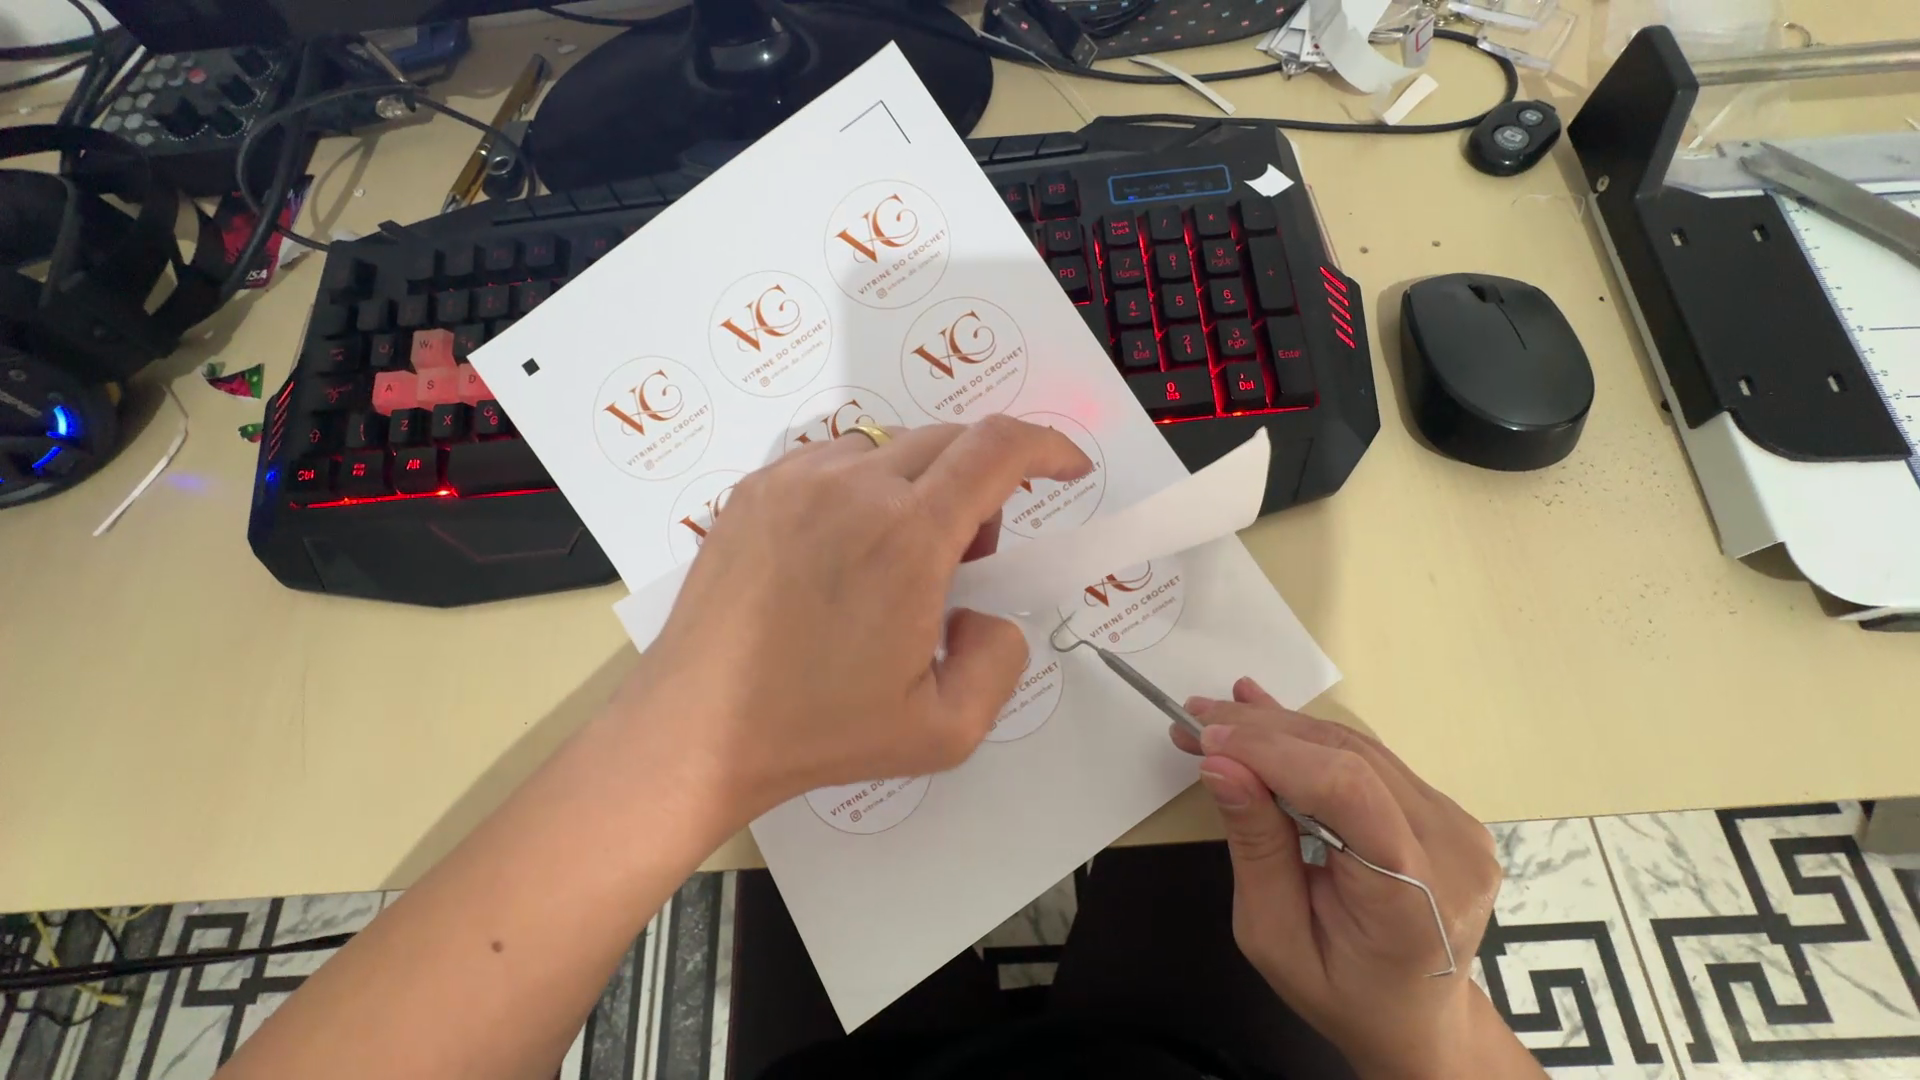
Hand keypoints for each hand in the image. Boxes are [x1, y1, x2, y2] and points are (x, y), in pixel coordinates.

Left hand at [625, 416, 1090, 827]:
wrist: (697, 728)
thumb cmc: (819, 730)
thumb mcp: (946, 729)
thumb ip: (1002, 658)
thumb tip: (986, 611)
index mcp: (908, 536)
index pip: (999, 449)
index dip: (1048, 447)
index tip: (1067, 469)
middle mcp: (853, 486)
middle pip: (951, 440)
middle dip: (985, 484)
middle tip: (968, 557)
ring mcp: (796, 479)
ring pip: (893, 445)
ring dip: (924, 484)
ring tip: (899, 559)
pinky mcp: (756, 488)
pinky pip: (836, 459)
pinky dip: (867, 487)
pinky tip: (845, 550)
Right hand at [1175, 678, 1517, 1079]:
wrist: (1415, 1018)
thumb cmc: (1340, 990)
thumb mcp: (1275, 936)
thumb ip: (1255, 847)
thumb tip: (1220, 766)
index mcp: (1414, 894)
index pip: (1345, 789)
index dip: (1271, 752)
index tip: (1203, 739)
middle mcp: (1450, 846)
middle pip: (1347, 756)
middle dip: (1260, 731)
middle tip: (1191, 720)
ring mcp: (1454, 822)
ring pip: (1352, 745)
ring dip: (1276, 727)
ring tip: (1212, 720)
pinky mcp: (1440, 807)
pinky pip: (1364, 756)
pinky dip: (1304, 738)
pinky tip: (1260, 713)